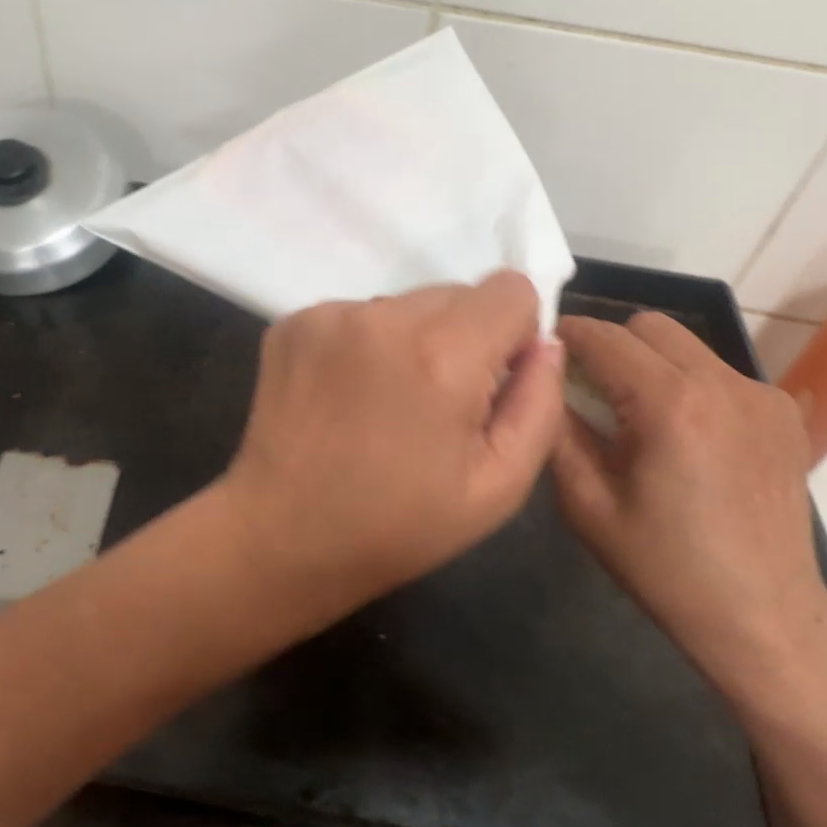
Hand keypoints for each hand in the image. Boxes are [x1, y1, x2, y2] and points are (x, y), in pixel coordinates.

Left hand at [221, 271, 565, 608]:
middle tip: (435, 406)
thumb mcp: (497, 489)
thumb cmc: (397, 526)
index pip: (511, 289)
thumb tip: (545, 344)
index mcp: (443, 356)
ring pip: (404, 304)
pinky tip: (347, 399)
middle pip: (456, 292)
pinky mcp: (292, 323)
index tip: (491, 382)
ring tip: (385, 405)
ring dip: (411, 340)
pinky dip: (364, 346)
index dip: (514, 334)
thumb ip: (538, 405)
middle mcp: (384, 318)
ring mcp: (329, 316)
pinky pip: (357, 315)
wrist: (281, 537)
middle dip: (463, 338)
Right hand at [551, 313, 826, 696]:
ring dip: (652, 364)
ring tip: (639, 417)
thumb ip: (558, 433)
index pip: (605, 338)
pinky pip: (721, 374)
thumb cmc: (665, 568)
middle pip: (650, 326)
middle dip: (611, 344)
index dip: (566, 335)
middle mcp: (724, 383)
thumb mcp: (588, 506)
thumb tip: (539, 382)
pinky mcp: (784, 413)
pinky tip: (687, 438)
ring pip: (688, 346)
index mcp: (671, 406)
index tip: (542, 350)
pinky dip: (692, 387)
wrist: (763, 616)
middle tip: (589, 388)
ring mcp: (762, 394)